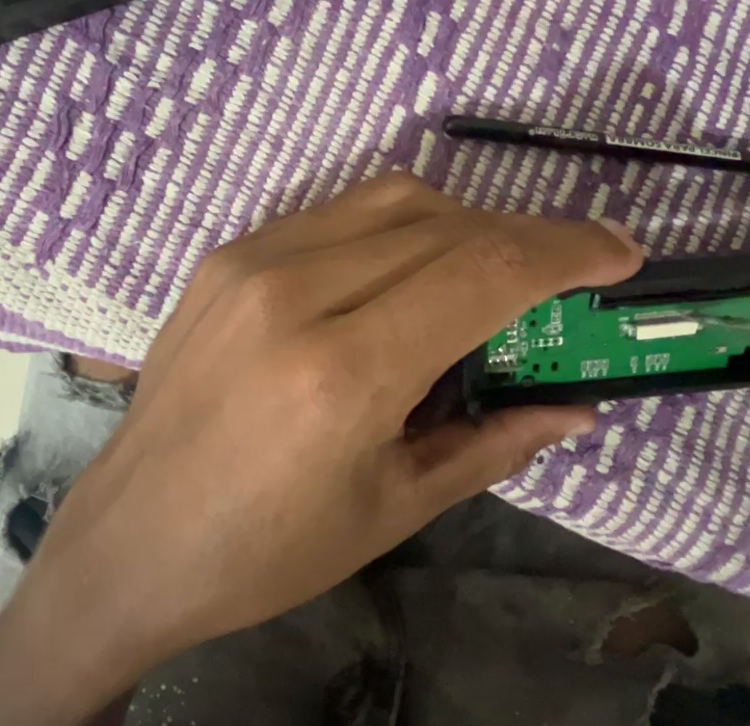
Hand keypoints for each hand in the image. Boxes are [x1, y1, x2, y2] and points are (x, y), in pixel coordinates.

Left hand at [0, 173, 641, 725]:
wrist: (130, 540)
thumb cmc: (267, 550)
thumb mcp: (394, 508)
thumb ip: (495, 441)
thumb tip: (579, 403)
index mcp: (344, 369)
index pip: (483, 269)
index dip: (565, 249)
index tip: (618, 254)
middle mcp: (295, 291)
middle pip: (447, 223)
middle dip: (524, 239)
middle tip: (561, 281)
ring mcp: (251, 261)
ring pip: (394, 199)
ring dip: (463, 224)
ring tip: (488, 276)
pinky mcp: (225, 253)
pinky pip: (337, 211)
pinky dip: (397, 226)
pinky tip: (407, 273)